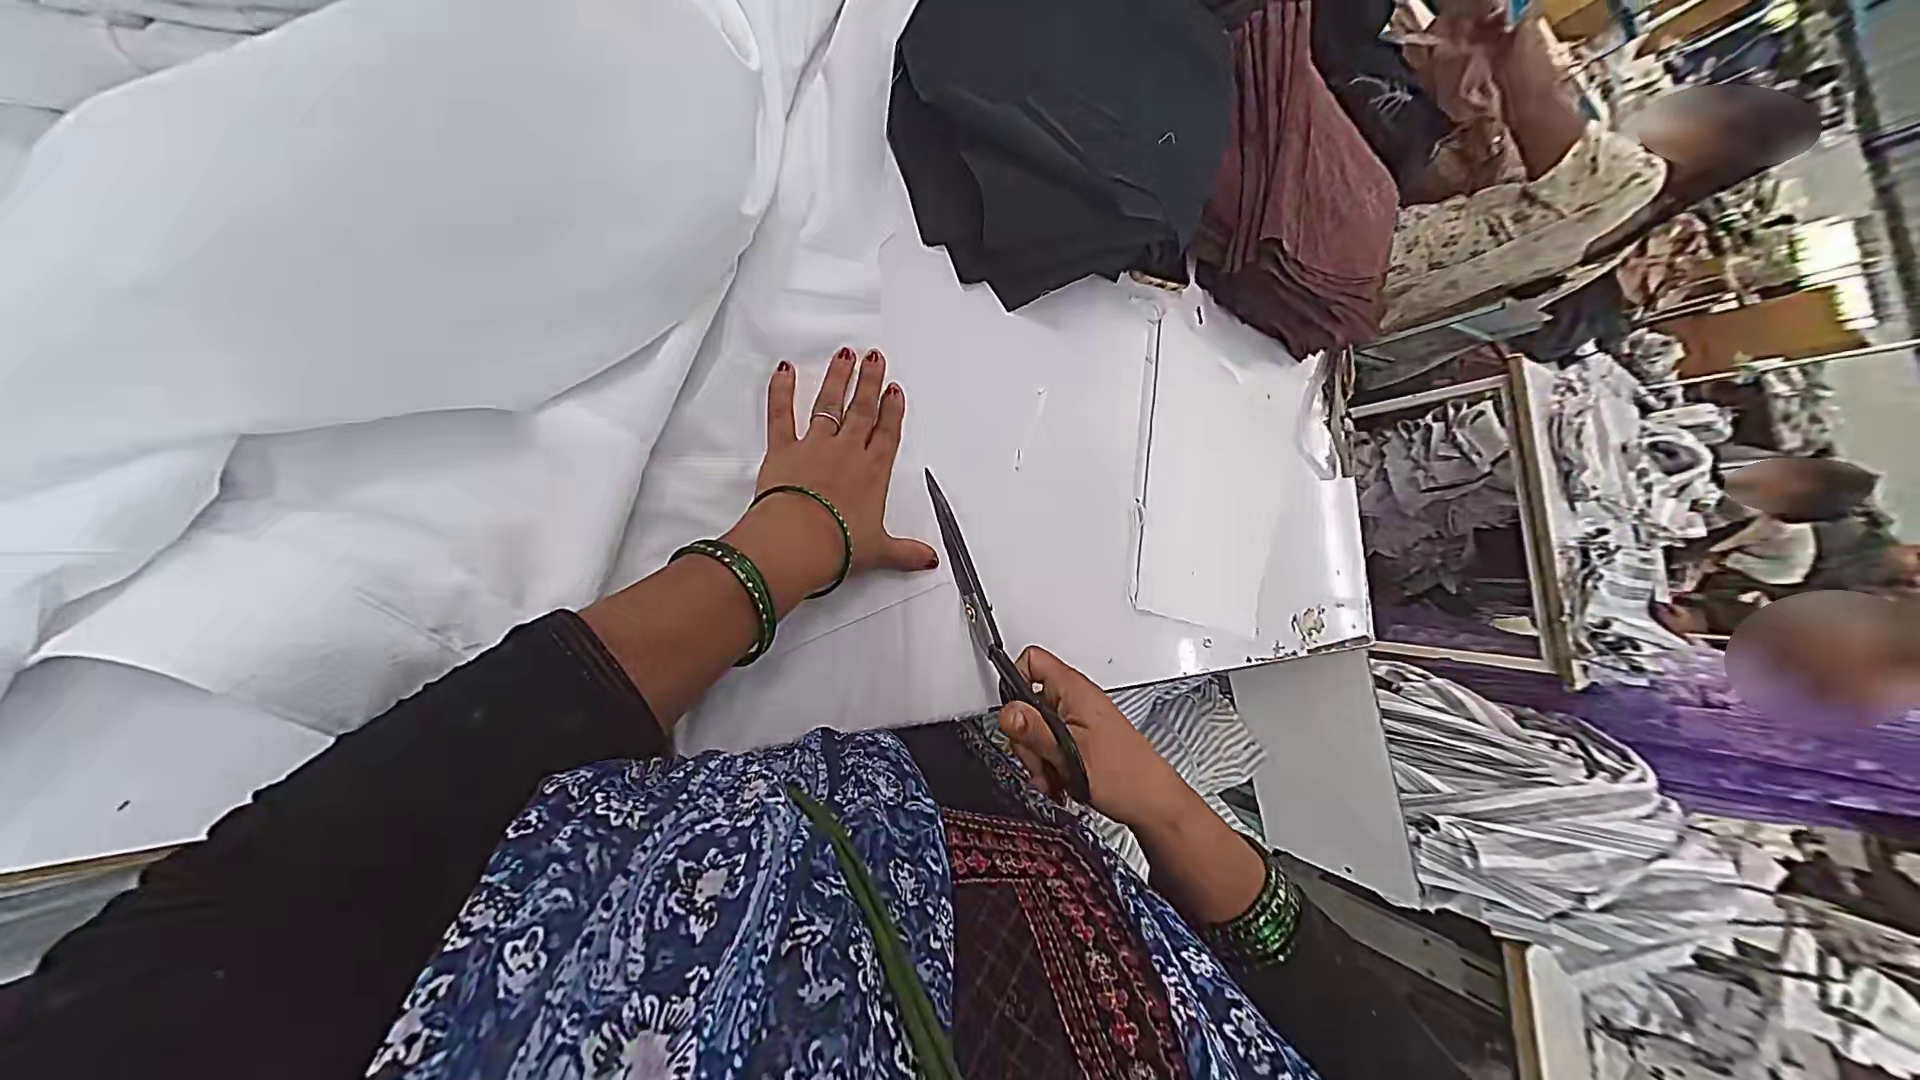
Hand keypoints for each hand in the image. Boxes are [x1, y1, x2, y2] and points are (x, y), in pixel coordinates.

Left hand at [726, 347, 939, 606]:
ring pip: (829, 403)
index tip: (895, 391)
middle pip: (863, 409)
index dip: (893, 410)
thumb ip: (905, 552)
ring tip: (844, 356)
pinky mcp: (784, 449)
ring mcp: (815, 446)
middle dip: (871, 381)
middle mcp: (847, 452)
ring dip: (837, 378)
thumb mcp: (880, 551)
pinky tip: (783, 370)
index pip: (887, 433)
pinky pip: (781, 414)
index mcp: (874, 472)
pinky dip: (781, 391)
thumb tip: (927, 560)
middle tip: (875, 358)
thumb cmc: (839, 544)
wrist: (799, 541)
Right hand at [997, 646, 1197, 829]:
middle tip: (1038, 757)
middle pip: (1028, 700)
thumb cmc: (1126, 777)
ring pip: (1037, 725)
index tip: (1014, 716)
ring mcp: (1079, 717)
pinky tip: (1058, 779)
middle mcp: (1076, 698)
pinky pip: (1051, 740)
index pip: (1031, 661)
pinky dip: (1049, 761)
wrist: (1154, 802)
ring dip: (1037, 754)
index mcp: (1074, 690)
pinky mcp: (1082, 736)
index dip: (1015, 682)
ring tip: (1052, 774)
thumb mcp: (1069, 755)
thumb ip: (1034, 731)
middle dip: (1026, 735)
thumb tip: (1007, 711)